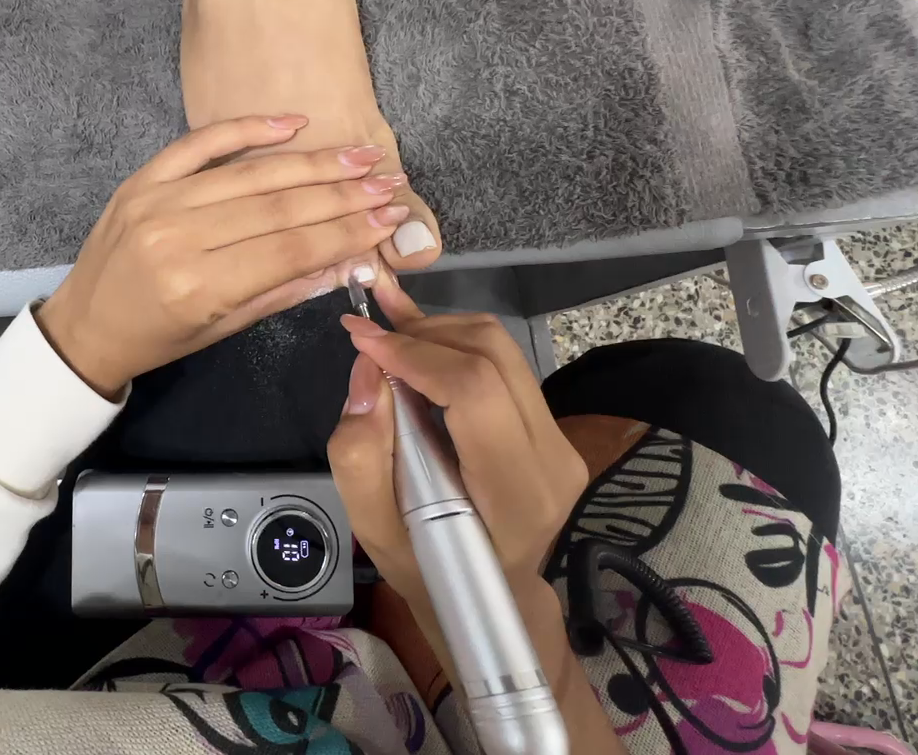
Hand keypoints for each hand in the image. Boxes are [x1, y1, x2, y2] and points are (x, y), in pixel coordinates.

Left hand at [37, 115, 411, 395]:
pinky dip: (246, 130)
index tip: (389, 217)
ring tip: (359, 155)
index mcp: (200, 286)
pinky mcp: (141, 179)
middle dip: (341, 193)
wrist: (85, 325)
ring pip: (249, 174)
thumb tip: (354, 260)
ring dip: (311, 163)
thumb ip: (287, 290)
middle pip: (277, 207)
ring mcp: (156, 200)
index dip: (347, 232)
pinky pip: (200, 143)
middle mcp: (179, 237)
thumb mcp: (224, 328)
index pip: (291, 250)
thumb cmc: (158, 338)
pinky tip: (291, 124)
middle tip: (388, 181)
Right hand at [326, 271, 587, 675]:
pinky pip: (500, 361)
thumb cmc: (430, 571)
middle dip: (420, 333)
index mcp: (515, 491)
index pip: (473, 389)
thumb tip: (366, 371)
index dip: (413, 352)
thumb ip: (361, 456)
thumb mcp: (375, 530)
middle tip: (368, 341)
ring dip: (434, 332)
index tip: (359, 338)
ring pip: (497, 347)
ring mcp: (558, 438)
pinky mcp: (547, 425)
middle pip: (490, 354)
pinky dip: (449, 339)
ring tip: (385, 342)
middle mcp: (552, 457)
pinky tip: (409, 321)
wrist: (492, 597)